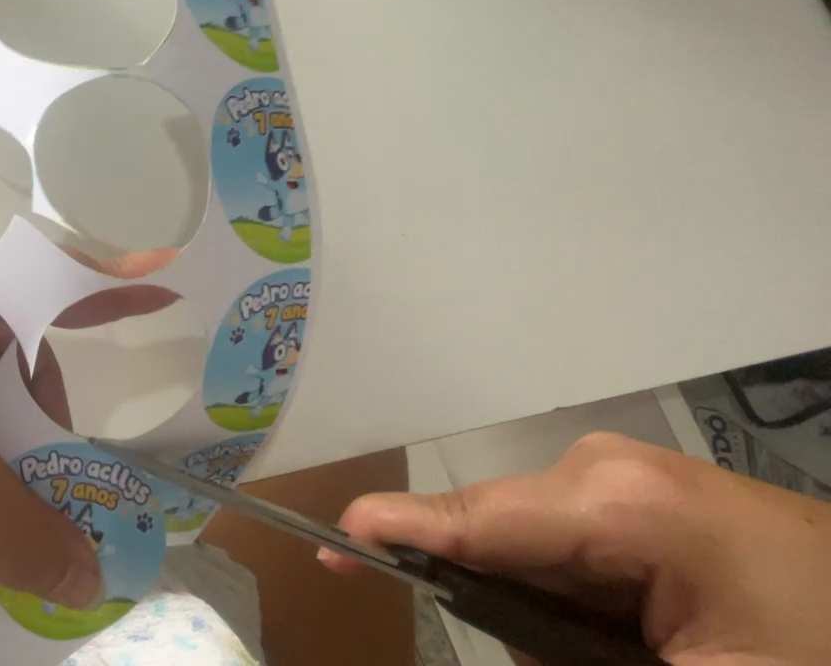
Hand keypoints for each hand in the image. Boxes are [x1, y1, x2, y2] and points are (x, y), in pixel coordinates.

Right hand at [320, 432, 830, 665]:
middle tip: (592, 655)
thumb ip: (559, 650)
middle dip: (502, 597)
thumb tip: (484, 624)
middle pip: (496, 534)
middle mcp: (604, 467)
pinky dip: (571, 587)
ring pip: (526, 540)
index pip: (474, 517)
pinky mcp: (638, 487)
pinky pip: (564, 538)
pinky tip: (634, 628)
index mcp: (618, 500)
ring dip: (545, 601)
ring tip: (637, 648)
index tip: (331, 542)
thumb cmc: (818, 648)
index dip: (395, 531)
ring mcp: (622, 473)